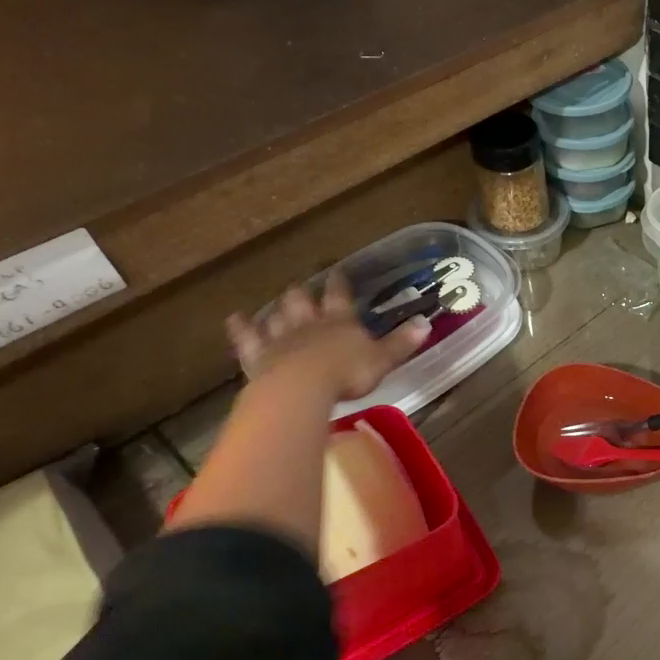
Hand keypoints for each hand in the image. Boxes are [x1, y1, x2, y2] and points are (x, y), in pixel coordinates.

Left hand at [226, 274, 431, 401]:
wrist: (302, 388)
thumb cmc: (348, 373)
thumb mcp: (383, 360)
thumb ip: (401, 342)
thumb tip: (425, 322)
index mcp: (340, 321)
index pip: (340, 296)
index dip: (341, 283)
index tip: (339, 272)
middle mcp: (308, 322)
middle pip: (302, 300)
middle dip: (303, 294)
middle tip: (302, 288)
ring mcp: (280, 337)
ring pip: (276, 316)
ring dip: (276, 310)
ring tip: (275, 305)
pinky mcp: (258, 355)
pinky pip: (247, 338)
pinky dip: (240, 328)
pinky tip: (234, 319)